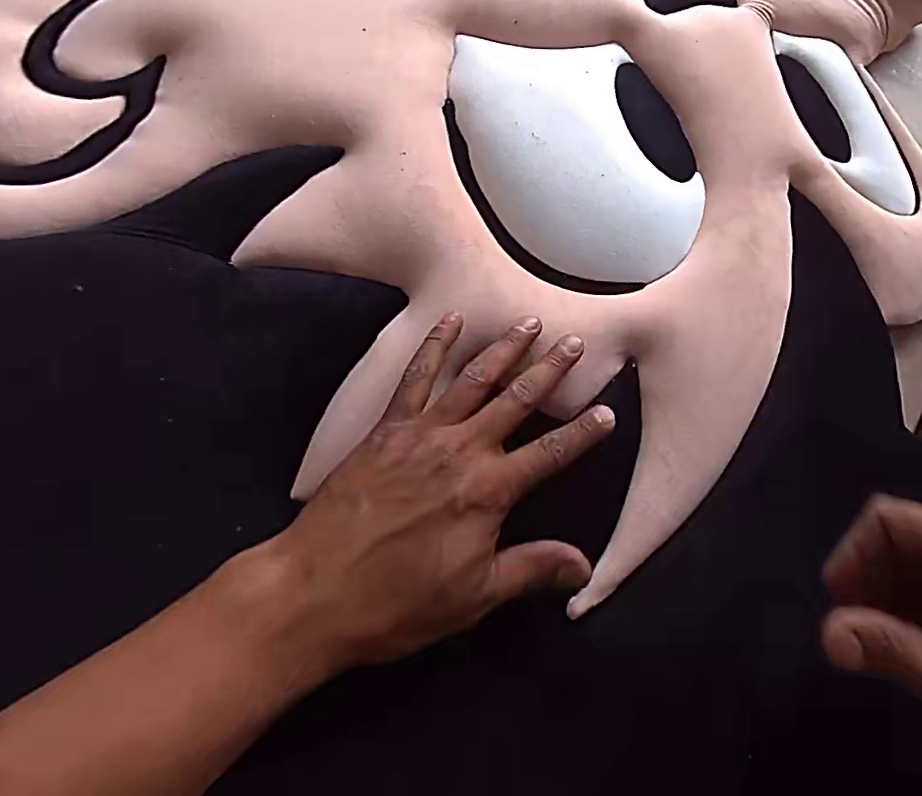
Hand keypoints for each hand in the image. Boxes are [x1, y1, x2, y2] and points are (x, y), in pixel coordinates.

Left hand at [257, 313, 614, 669]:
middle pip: (518, 400)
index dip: (584, 433)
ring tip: (528, 323)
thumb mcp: (473, 596)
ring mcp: (423, 432)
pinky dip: (435, 345)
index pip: (552, 454)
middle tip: (574, 343)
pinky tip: (451, 319)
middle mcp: (462, 450)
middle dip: (551, 370)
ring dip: (505, 348)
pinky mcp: (388, 426)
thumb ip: (531, 569)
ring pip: (475, 379)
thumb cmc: (397, 601)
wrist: (313, 592)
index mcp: (488, 491)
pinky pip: (416, 376)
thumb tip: (583, 565)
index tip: (608, 411)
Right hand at [820, 497, 921, 795]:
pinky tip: (916, 647)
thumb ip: (887, 649)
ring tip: (879, 644)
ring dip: (891, 596)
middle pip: (902, 537)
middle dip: (870, 578)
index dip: (851, 552)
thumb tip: (825, 634)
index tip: (835, 600)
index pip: (887, 517)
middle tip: (853, 627)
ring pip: (921, 561)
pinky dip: (918, 607)